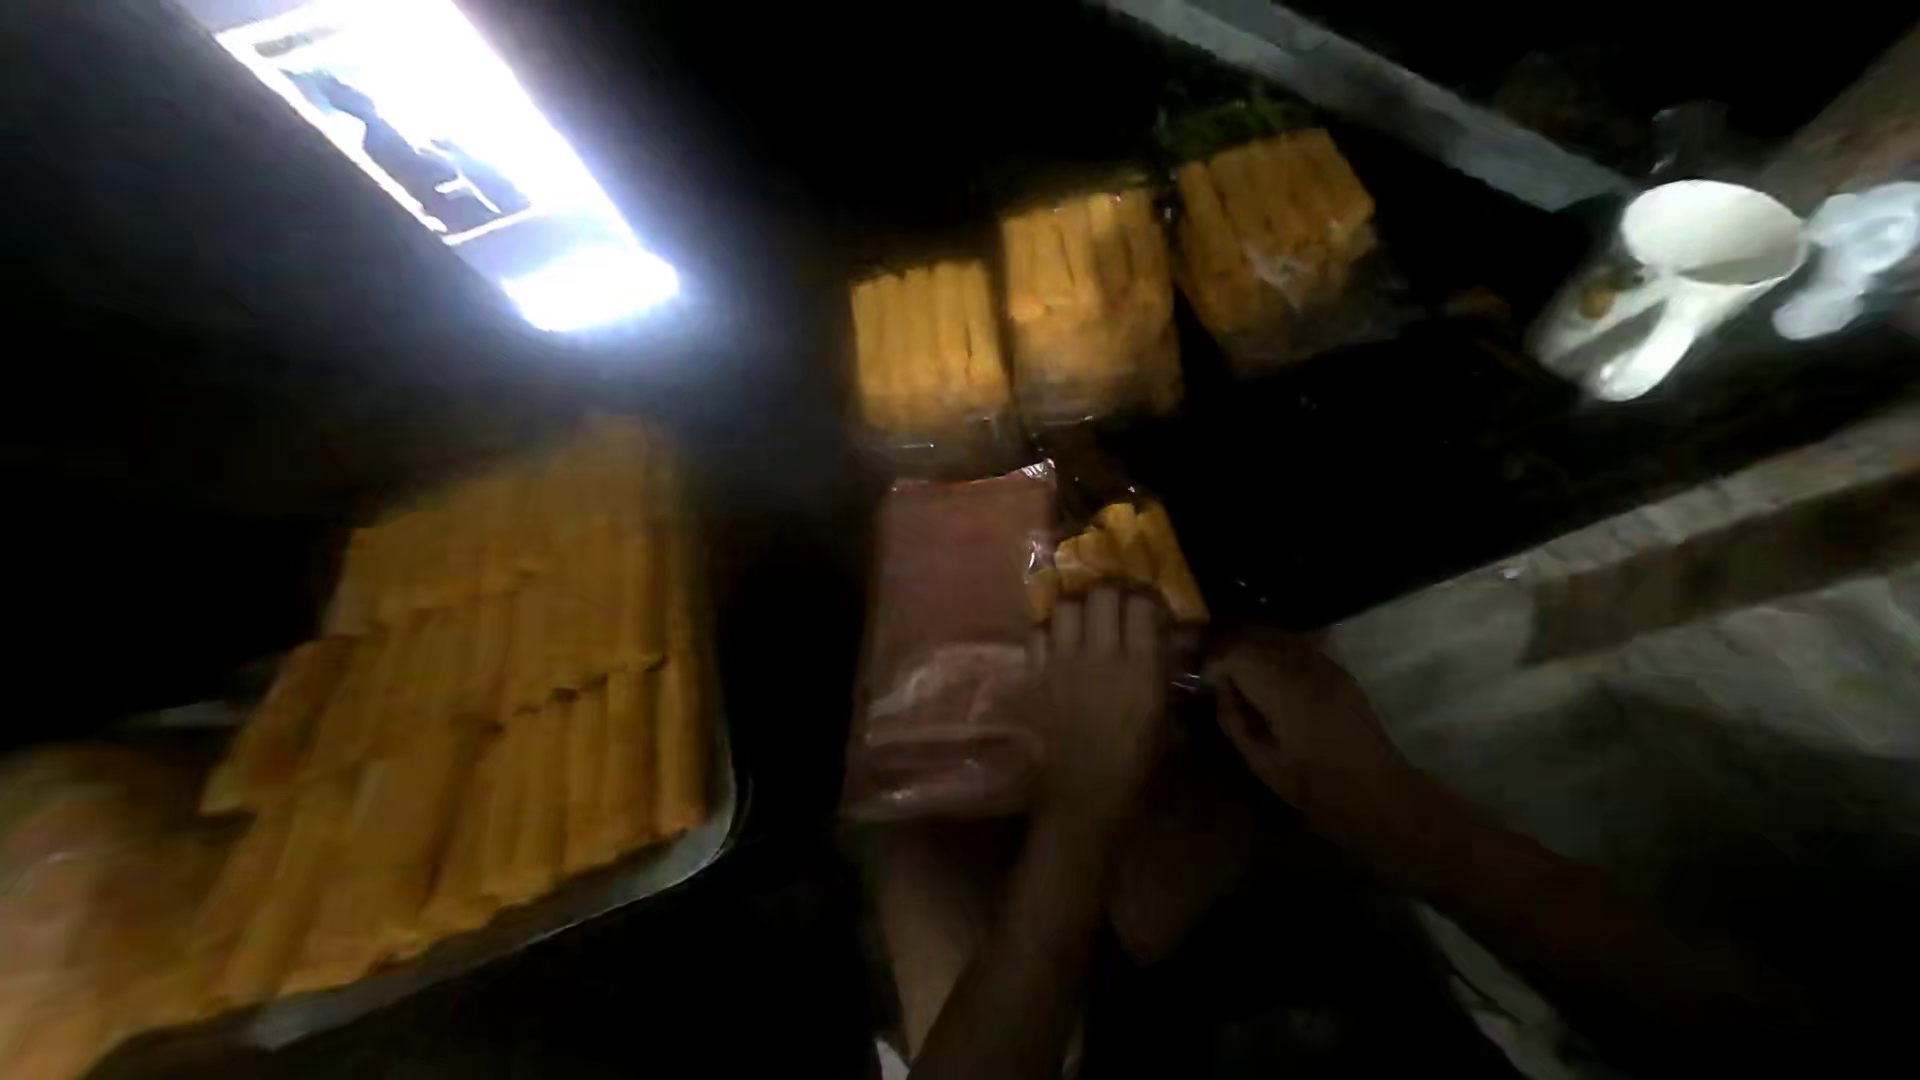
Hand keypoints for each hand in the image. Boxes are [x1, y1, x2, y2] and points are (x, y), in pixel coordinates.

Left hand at [1029, 587, 1168, 838]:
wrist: (1084, 794)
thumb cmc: (1135, 763)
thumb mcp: (1165, 717)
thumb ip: (1162, 670)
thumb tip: (1165, 636)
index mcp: (1140, 668)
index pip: (1142, 605)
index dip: (1145, 598)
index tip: (1145, 603)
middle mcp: (1101, 655)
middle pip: (1102, 594)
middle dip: (1111, 592)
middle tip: (1113, 603)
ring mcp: (1063, 662)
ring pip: (1067, 605)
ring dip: (1077, 605)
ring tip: (1083, 618)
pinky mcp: (1036, 674)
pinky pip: (1037, 632)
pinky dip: (1048, 630)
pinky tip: (1057, 642)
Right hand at [1209, 631, 1441, 853]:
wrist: (1380, 795)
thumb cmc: (1314, 786)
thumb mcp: (1260, 762)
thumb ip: (1232, 720)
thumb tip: (1220, 691)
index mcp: (1283, 691)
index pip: (1236, 653)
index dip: (1214, 662)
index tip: (1206, 681)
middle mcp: (1304, 668)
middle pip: (1255, 635)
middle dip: (1229, 647)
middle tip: (1216, 670)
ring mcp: (1325, 666)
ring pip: (1277, 635)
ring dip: (1252, 645)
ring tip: (1239, 668)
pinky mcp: (1338, 671)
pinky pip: (1298, 645)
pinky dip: (1275, 651)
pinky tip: (1269, 673)